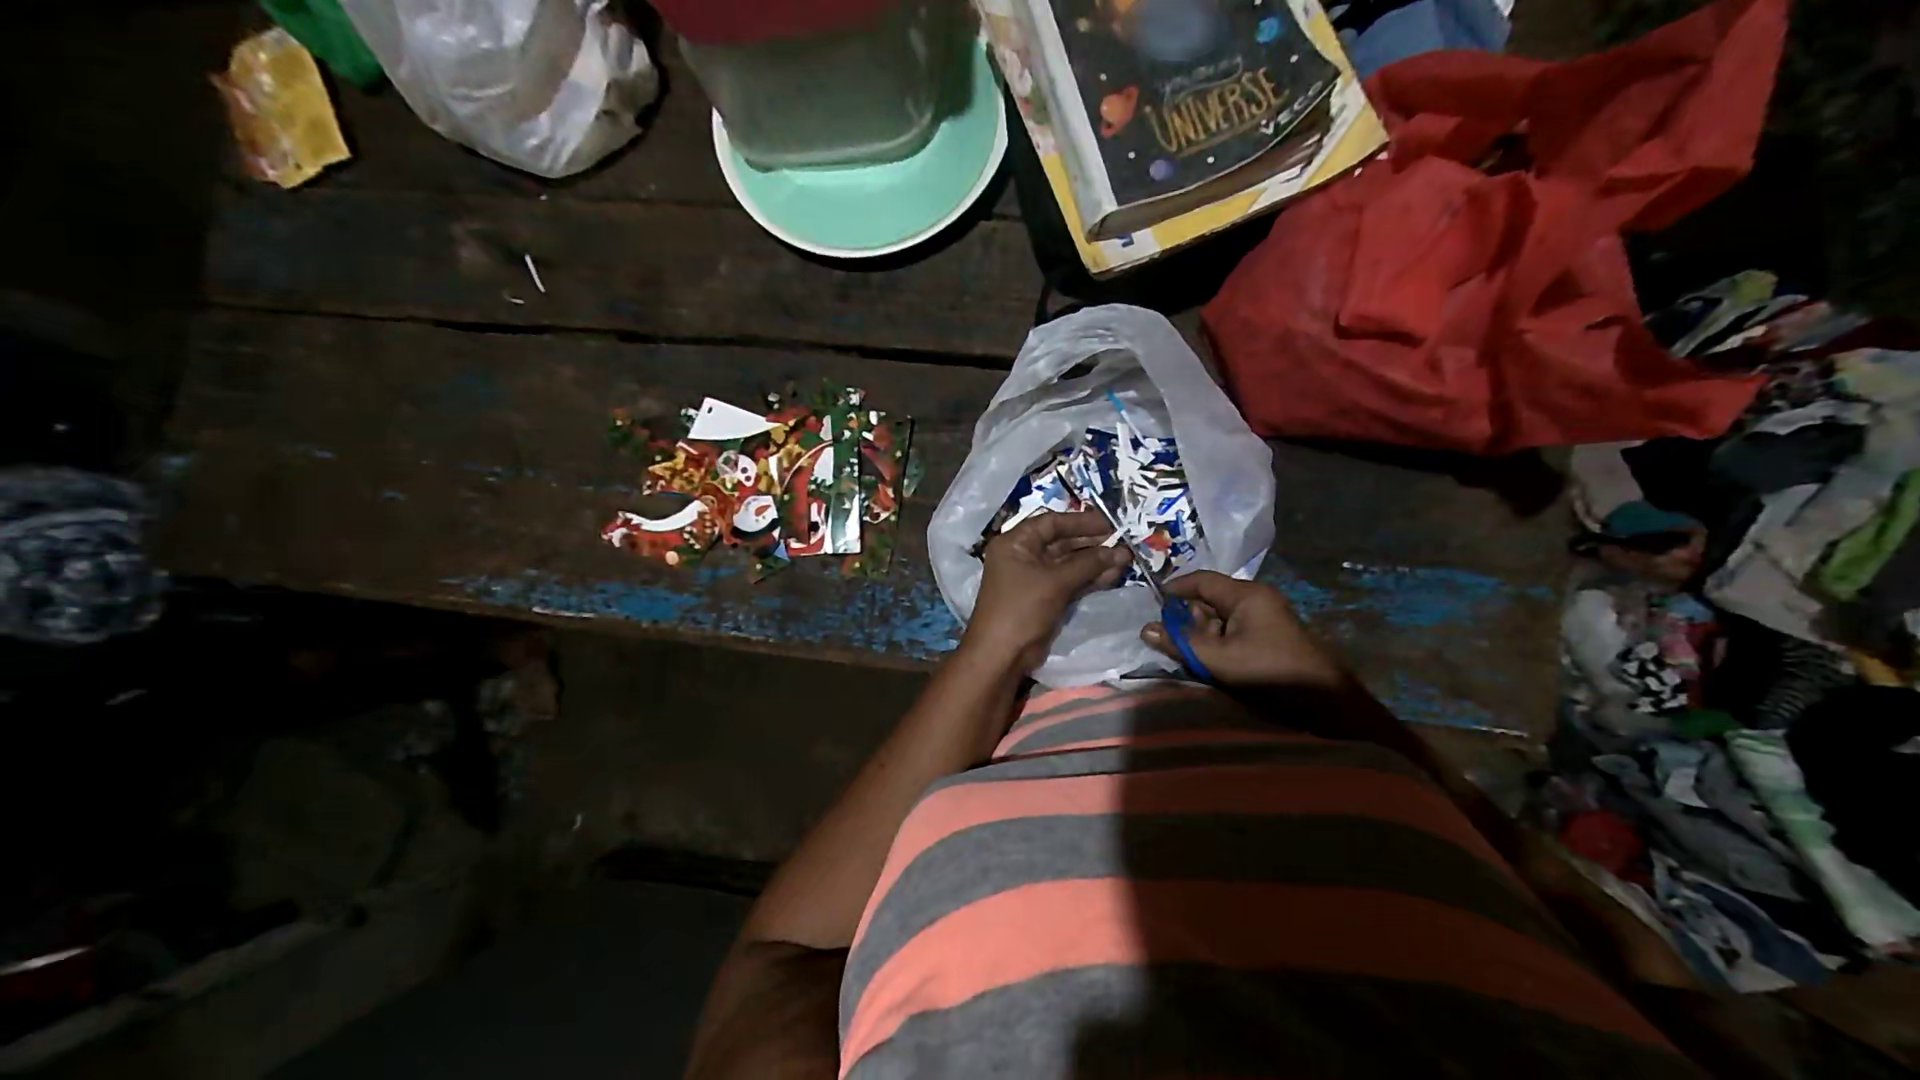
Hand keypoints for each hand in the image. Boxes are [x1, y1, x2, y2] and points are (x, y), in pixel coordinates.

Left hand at [965, 510, 1130, 671]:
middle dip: (1092, 543)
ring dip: (1095, 561)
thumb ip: (1088, 563)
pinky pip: (1070, 580)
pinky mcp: (1045, 597)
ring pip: (1069, 563)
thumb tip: (1121, 551)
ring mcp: (1034, 577)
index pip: (1051, 523)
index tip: (1110, 522)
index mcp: (1015, 543)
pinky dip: (1089, 578)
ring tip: (1125, 558)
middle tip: (1123, 540)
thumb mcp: (1055, 582)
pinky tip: (1113, 574)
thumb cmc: (1021, 609)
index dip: (1081, 522)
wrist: (1002, 654)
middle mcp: (1023, 555)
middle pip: (1061, 542)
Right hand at [1141, 571, 1345, 688]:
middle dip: (1188, 618)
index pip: (1200, 580)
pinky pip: (1234, 631)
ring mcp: (1266, 618)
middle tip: (1172, 639)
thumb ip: (1179, 643)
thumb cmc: (1269, 671)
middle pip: (1209, 599)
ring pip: (1220, 617)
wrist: (1325, 702)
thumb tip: (1145, 629)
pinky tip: (1211, 661)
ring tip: (1191, 655)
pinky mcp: (1270, 636)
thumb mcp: (1217, 658)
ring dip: (1202, 634)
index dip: (1174, 589)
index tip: (1150, 604)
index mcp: (1246, 595)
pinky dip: (1218, 642)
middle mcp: (1256, 599)